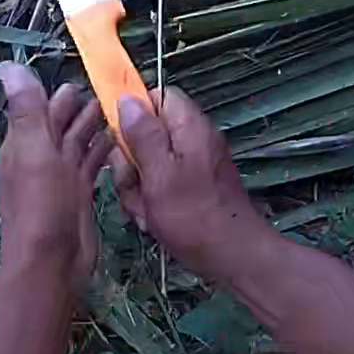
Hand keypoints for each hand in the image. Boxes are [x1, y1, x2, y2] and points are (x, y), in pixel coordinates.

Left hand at [0, 63, 114, 294]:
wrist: (51, 263)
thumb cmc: (41, 207)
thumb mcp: (33, 152)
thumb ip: (27, 110)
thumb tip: (9, 65)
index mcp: (25, 146)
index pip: (40, 110)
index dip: (58, 94)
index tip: (84, 75)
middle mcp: (42, 159)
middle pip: (61, 126)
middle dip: (80, 108)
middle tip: (107, 90)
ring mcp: (61, 180)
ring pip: (78, 145)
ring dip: (94, 128)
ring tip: (117, 110)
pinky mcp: (80, 196)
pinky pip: (91, 166)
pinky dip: (102, 152)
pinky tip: (117, 142)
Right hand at [109, 89, 280, 283]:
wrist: (233, 256)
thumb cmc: (194, 216)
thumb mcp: (159, 173)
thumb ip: (143, 134)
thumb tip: (126, 99)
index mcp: (189, 127)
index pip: (156, 96)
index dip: (133, 114)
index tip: (120, 141)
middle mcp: (193, 141)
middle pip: (147, 134)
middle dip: (131, 162)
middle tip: (136, 187)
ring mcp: (193, 167)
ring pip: (148, 165)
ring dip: (138, 189)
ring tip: (146, 211)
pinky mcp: (191, 189)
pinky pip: (160, 186)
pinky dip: (151, 204)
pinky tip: (153, 221)